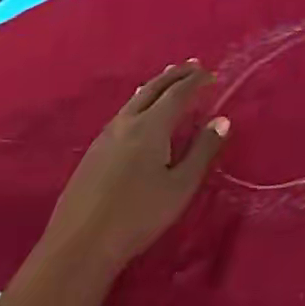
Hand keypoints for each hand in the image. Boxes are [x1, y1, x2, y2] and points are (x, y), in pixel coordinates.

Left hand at [40, 61, 229, 270]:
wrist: (82, 240)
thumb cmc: (139, 215)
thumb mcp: (180, 187)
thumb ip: (202, 151)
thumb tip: (222, 120)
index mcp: (151, 127)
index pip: (177, 94)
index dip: (195, 81)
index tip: (211, 73)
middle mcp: (127, 122)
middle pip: (153, 89)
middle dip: (174, 75)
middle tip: (192, 65)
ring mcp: (106, 135)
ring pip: (134, 100)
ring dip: (155, 86)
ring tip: (167, 80)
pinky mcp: (94, 150)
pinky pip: (123, 113)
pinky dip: (139, 102)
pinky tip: (139, 113)